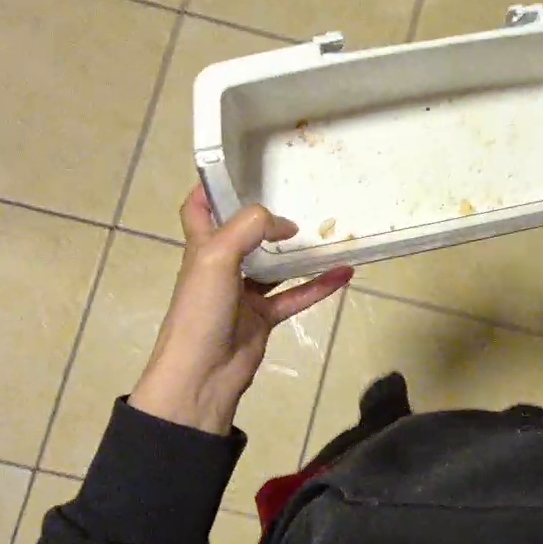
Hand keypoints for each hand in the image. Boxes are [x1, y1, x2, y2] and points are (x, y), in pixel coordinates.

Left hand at [129, 187, 352, 434]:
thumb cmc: (201, 310)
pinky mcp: (264, 317)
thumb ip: (250, 228)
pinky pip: (297, 295)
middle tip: (297, 194)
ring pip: (276, 265)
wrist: (202, 374)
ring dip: (299, 250)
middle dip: (265, 216)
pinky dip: (319, 285)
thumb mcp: (216, 256)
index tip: (238, 168)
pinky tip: (344, 272)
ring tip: (327, 230)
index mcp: (202, 247)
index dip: (211, 187)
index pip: (199, 209)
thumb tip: (286, 224)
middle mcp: (222, 266)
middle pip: (243, 234)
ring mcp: (244, 293)